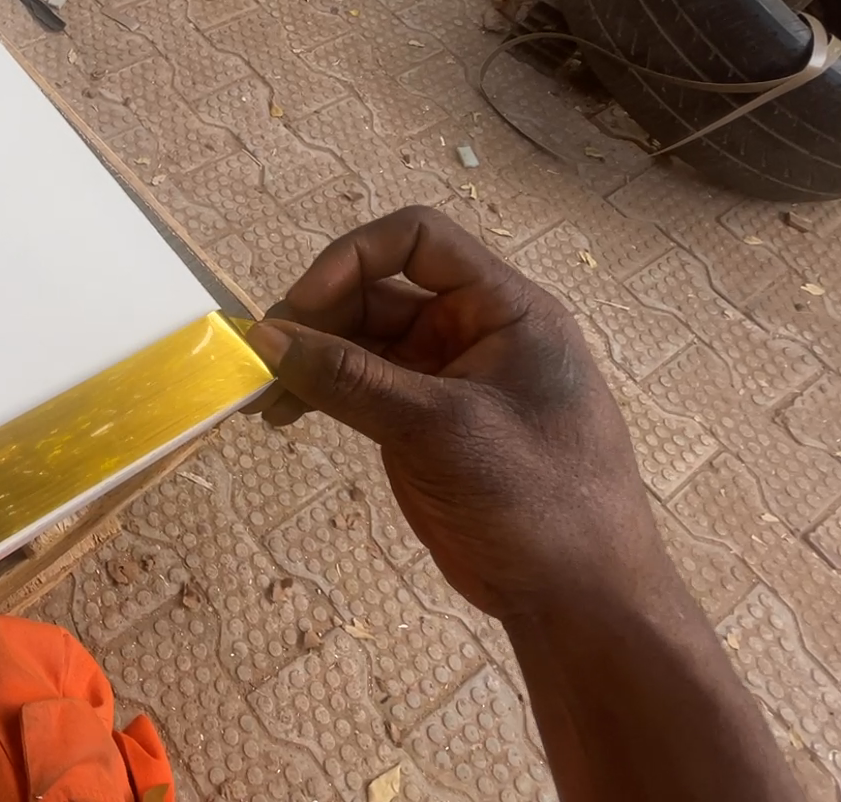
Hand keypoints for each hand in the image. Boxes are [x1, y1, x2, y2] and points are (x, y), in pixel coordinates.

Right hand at [244, 206, 668, 619]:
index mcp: (501, 309)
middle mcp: (467, 328)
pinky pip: (353, 381)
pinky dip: (315, 390)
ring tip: (264, 395)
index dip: (352, 258)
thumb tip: (264, 337)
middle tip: (265, 358)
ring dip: (305, 357)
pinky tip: (282, 414)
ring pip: (355, 338)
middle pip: (373, 289)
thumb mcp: (437, 429)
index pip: (417, 240)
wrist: (576, 602)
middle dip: (315, 318)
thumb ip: (347, 379)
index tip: (302, 306)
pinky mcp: (414, 413)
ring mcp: (438, 372)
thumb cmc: (535, 501)